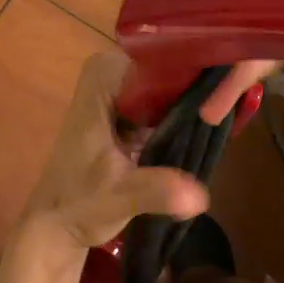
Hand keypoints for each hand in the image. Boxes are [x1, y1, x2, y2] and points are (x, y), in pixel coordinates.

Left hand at [19, 51, 210, 250]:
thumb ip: (157, 189)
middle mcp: (110, 71)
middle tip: (226, 108)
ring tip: (224, 113)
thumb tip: (200, 196)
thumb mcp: (120, 196)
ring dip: (194, 101)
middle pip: (167, 67)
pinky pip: (163, 99)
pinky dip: (182, 113)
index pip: (160, 58)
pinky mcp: (127, 107)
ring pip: (168, 83)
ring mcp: (118, 88)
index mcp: (103, 77)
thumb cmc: (80, 203)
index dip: (192, 74)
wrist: (56, 224)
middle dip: (197, 87)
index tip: (221, 95)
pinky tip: (209, 123)